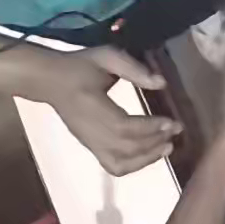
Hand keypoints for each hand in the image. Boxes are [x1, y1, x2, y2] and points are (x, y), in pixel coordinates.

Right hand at [26, 47, 180, 176]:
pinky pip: (113, 166)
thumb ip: (133, 69)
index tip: (171, 122)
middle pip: (124, 147)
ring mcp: (89, 142)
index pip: (122, 126)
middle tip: (176, 130)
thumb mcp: (105, 57)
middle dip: (154, 142)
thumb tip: (161, 83)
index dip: (149, 127)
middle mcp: (88, 130)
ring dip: (147, 158)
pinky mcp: (90, 147)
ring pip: (120, 162)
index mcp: (90, 106)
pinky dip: (134, 166)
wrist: (48, 80)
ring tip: (168, 146)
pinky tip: (150, 155)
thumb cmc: (79, 66)